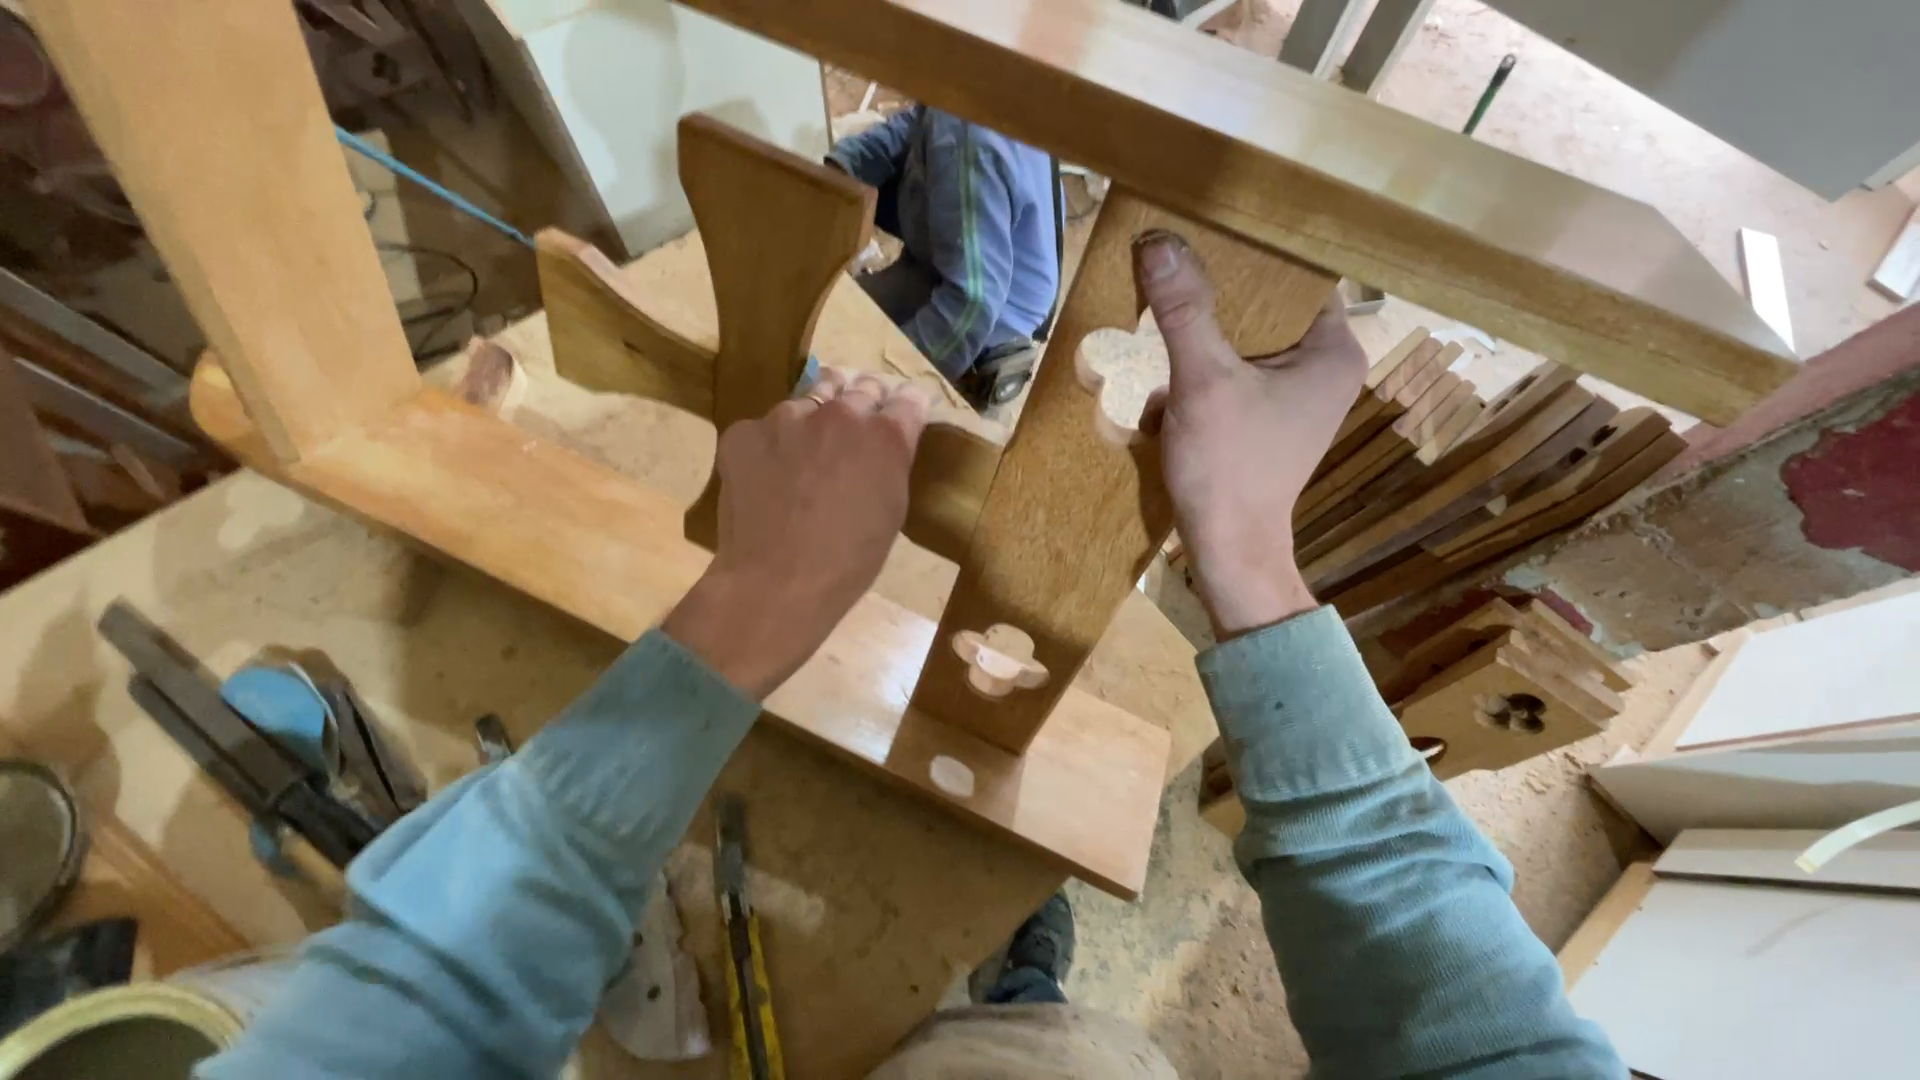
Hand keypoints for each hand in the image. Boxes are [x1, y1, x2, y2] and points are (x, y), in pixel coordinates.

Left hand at [662, 369, 932, 696]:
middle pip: (861, 387)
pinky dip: (773, 444)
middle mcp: (839, 412)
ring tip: (813, 446)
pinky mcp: (744, 432)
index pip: (908, 397)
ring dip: (819, 414)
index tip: (901, 417)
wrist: (775, 584)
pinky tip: (770, 477)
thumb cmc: (848, 560)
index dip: (907, 407)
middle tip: (860, 426)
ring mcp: (786, 417)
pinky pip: (766, 428)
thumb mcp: (891, 510)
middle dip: (866, 401)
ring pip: (810, 399)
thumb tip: (886, 443)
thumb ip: (891, 463)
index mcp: (885, 434)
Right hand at [1135, 232, 1367, 639]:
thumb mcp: (1203, 381)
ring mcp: (1296, 401)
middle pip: (1264, 312)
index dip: (1248, 258)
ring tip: (1162, 343)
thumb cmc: (1229, 467)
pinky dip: (1202, 380)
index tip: (1200, 243)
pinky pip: (1234, 379)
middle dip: (1213, 307)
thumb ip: (1184, 311)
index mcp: (1332, 351)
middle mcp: (1324, 370)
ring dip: (1200, 347)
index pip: (1294, 278)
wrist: (1227, 549)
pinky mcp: (1268, 424)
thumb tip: (1158, 242)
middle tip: (1168, 289)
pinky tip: (1169, 395)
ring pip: (1243, 347)